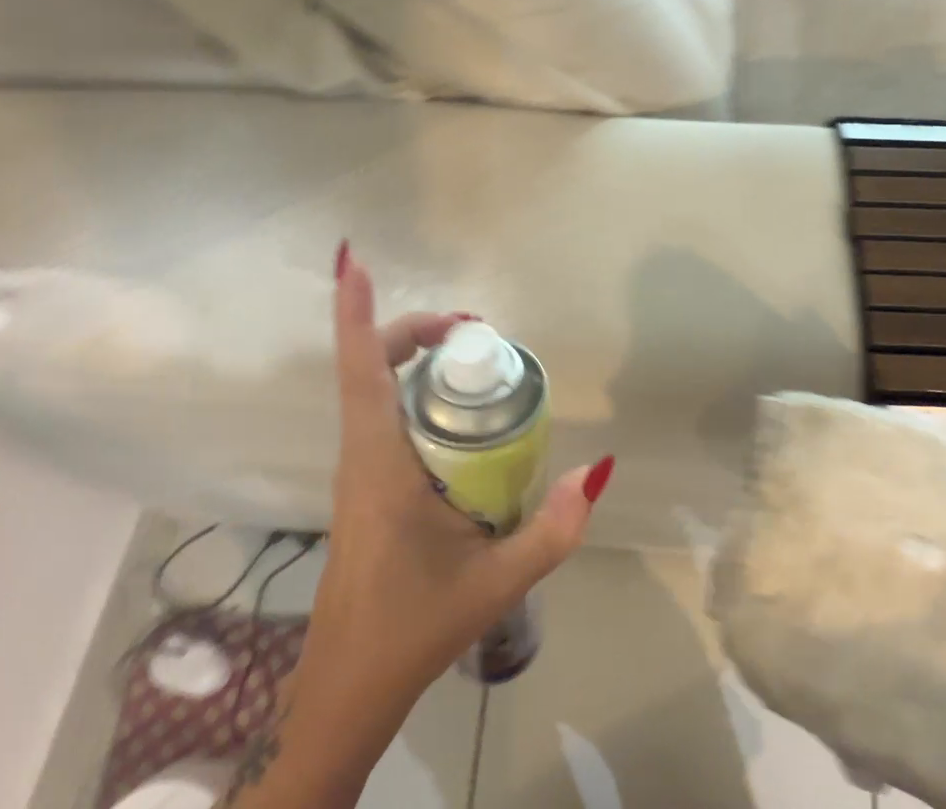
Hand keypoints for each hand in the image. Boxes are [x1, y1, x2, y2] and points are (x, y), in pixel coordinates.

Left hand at [300, 244, 610, 705]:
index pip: (363, 373)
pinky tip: (460, 421)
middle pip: (371, 370)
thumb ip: (552, 529)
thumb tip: (595, 471)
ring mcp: (358, 474)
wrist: (350, 683)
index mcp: (380, 468)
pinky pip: (383, 421)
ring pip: (374, 393)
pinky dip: (415, 396)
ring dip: (412, 361)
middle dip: (414, 332)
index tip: (355, 263)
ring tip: (474, 360)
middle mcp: (360, 458)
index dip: (357, 314)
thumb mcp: (497, 582)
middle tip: (475, 330)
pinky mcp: (365, 490)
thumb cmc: (413, 628)